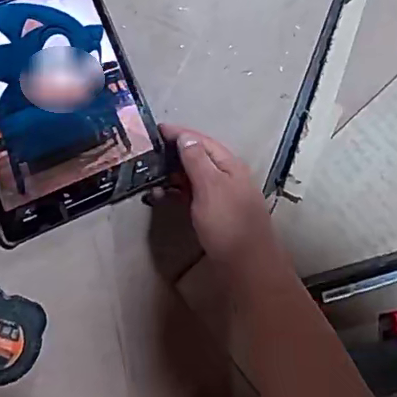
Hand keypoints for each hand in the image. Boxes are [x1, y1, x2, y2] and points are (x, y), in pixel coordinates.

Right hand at [152, 124, 278, 267]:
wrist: (248, 268)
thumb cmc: (228, 224)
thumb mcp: (210, 187)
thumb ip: (196, 160)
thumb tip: (185, 137)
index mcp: (229, 165)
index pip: (200, 140)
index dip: (178, 133)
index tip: (155, 129)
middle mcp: (227, 176)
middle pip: (198, 156)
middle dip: (173, 152)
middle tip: (148, 152)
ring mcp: (222, 196)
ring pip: (194, 176)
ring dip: (173, 173)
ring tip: (151, 175)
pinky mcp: (215, 214)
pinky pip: (192, 194)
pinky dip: (177, 191)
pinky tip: (162, 196)